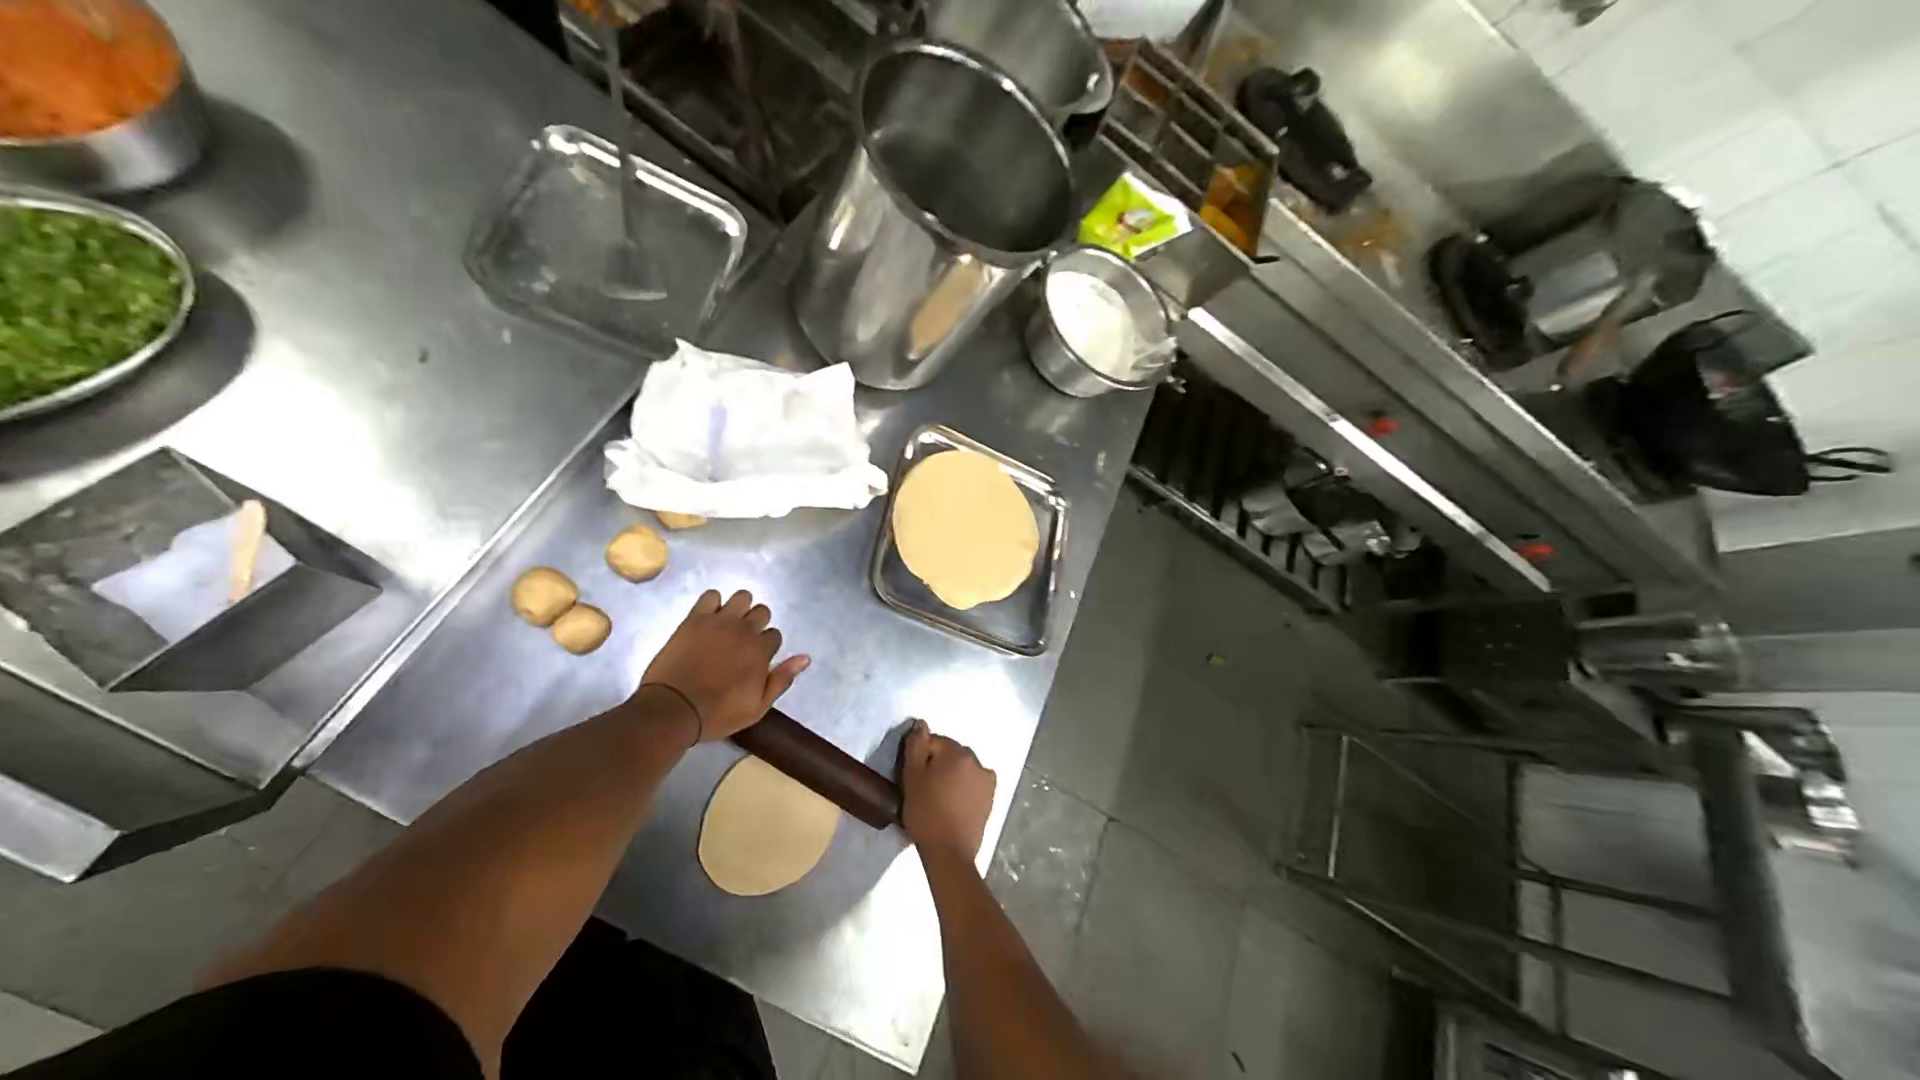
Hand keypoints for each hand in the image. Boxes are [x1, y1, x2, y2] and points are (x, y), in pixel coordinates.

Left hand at [638, 589, 809, 743]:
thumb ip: (782, 679)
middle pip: (762, 611)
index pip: (775, 635)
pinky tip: (708, 618)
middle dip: (756, 624)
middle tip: (740, 642)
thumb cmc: (717, 713)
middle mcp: (744, 630)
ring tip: (727, 625)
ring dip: (739, 608)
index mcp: (761, 650)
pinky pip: (711, 596)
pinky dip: (713, 603)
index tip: (754, 659)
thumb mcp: (758, 707)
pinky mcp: (695, 619)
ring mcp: (719, 621)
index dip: (766, 647)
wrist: (673, 709)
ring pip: (742, 597)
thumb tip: (805, 657)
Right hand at [901, 720, 995, 862]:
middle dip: (937, 766)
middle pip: (950, 754)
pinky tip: (953, 805)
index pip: (933, 742)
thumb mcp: (912, 777)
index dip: (920, 759)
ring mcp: (987, 780)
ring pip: (962, 769)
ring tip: (938, 800)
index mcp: (958, 752)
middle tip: (924, 790)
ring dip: (951, 777)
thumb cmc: (926, 813)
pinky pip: (972, 783)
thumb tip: (921, 723)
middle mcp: (977, 760)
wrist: (949, 852)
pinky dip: (963, 788)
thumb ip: (916, 746)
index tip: (913, 778)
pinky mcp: (990, 797)